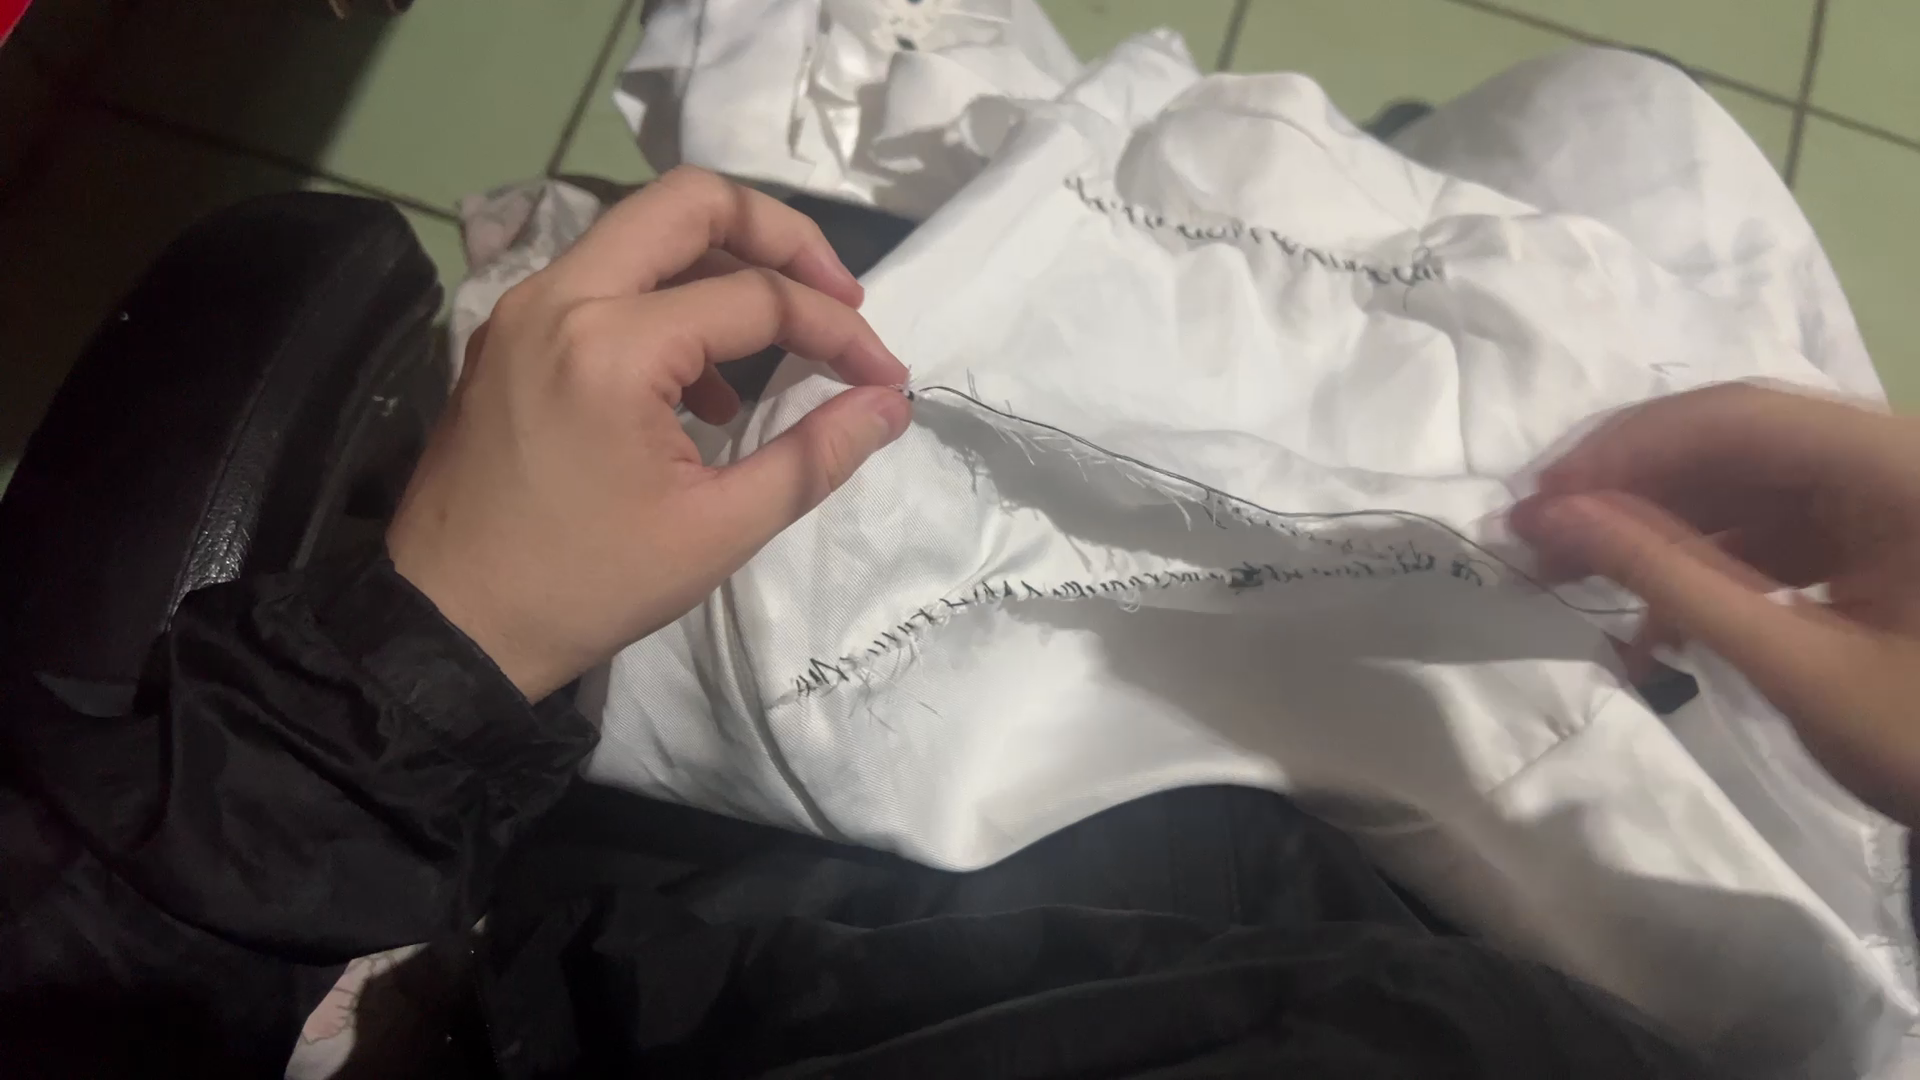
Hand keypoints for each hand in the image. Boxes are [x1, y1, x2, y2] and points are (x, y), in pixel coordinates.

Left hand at [387, 167, 911, 700]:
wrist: (451, 625)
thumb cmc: (592, 585)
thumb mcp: (722, 530)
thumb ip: (816, 457)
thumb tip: (889, 406)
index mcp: (614, 346)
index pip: (759, 299)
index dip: (841, 333)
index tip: (885, 378)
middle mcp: (562, 297)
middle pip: (691, 203)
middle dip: (786, 240)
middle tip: (840, 296)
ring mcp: (527, 308)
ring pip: (647, 233)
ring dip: (730, 267)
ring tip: (782, 341)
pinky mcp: (514, 334)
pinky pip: (611, 281)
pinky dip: (676, 303)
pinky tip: (702, 387)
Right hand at [1510, 382, 1919, 825]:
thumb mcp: (1791, 661)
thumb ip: (1661, 576)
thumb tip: (1542, 517)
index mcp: (1913, 475)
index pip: (1739, 419)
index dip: (1623, 449)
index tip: (1538, 501)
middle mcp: (1905, 463)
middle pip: (1733, 439)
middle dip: (1623, 484)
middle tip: (1540, 533)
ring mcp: (1894, 498)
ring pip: (1739, 478)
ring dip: (1646, 520)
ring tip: (1571, 569)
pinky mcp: (1880, 535)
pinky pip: (1764, 519)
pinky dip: (1694, 554)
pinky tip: (1653, 607)